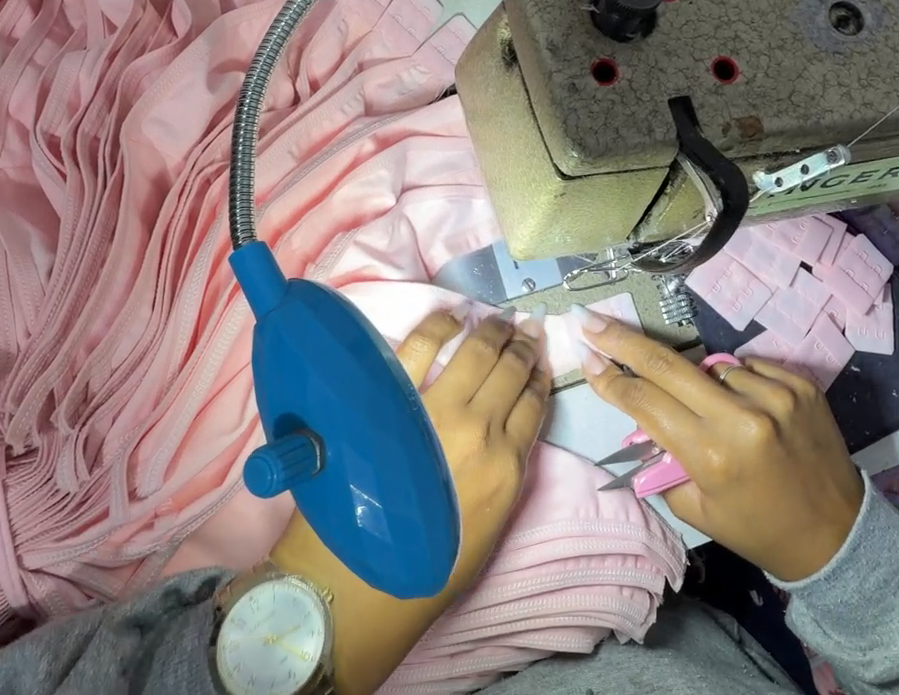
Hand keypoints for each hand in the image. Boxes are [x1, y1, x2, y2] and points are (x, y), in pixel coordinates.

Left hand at [390, 308, 551, 593]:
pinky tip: (454, 317)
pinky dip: (442, 326)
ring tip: (499, 321)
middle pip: (511, 371)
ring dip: (494, 331)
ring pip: (477, 353)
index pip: (534, 404)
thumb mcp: (490, 523)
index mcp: (506, 467)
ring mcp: (436, 412)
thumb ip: (505, 471)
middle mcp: (479, 431)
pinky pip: (422, 347)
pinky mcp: (395, 402)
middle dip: (523, 345)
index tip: (540, 358)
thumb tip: (508, 426)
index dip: (540, 375)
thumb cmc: (428, 560)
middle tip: (525, 329)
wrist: (357, 580)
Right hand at [580, 316, 863, 581]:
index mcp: (712, 455)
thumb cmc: (757, 528)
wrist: (836, 533)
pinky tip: (746, 406)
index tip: (585, 354)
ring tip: (716, 414)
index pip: (645, 402)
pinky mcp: (799, 384)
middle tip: (591, 319)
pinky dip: (735, 380)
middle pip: (666, 364)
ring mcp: (775, 395)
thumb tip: (638, 417)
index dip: (610, 378)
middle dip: (622, 340)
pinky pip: (746, 365)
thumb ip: (663, 459)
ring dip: (697, 380)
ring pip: (709, 366)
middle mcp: (743, 418)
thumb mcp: (697, 507)